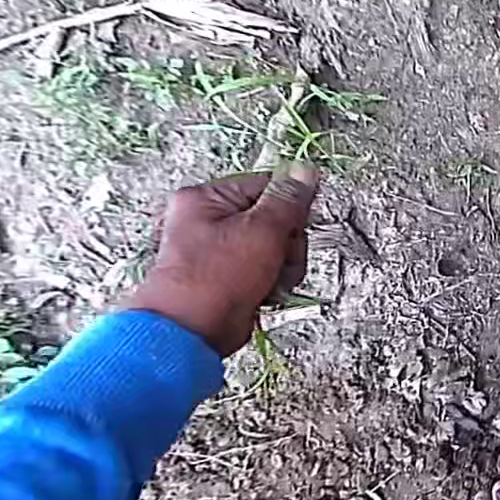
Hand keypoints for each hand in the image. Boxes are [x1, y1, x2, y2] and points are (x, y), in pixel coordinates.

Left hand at [127, 167, 319, 355]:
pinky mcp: (232, 274)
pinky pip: (269, 268)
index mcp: (207, 198)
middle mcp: (211, 220)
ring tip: (270, 280)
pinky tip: (266, 291)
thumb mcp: (262, 230)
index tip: (293, 227)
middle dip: (288, 244)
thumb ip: (288, 200)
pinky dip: (274, 281)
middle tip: (277, 258)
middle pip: (276, 219)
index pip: (268, 187)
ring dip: (285, 266)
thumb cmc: (218, 277)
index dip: (290, 209)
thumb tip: (306, 171)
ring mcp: (221, 249)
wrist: (193, 329)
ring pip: (277, 247)